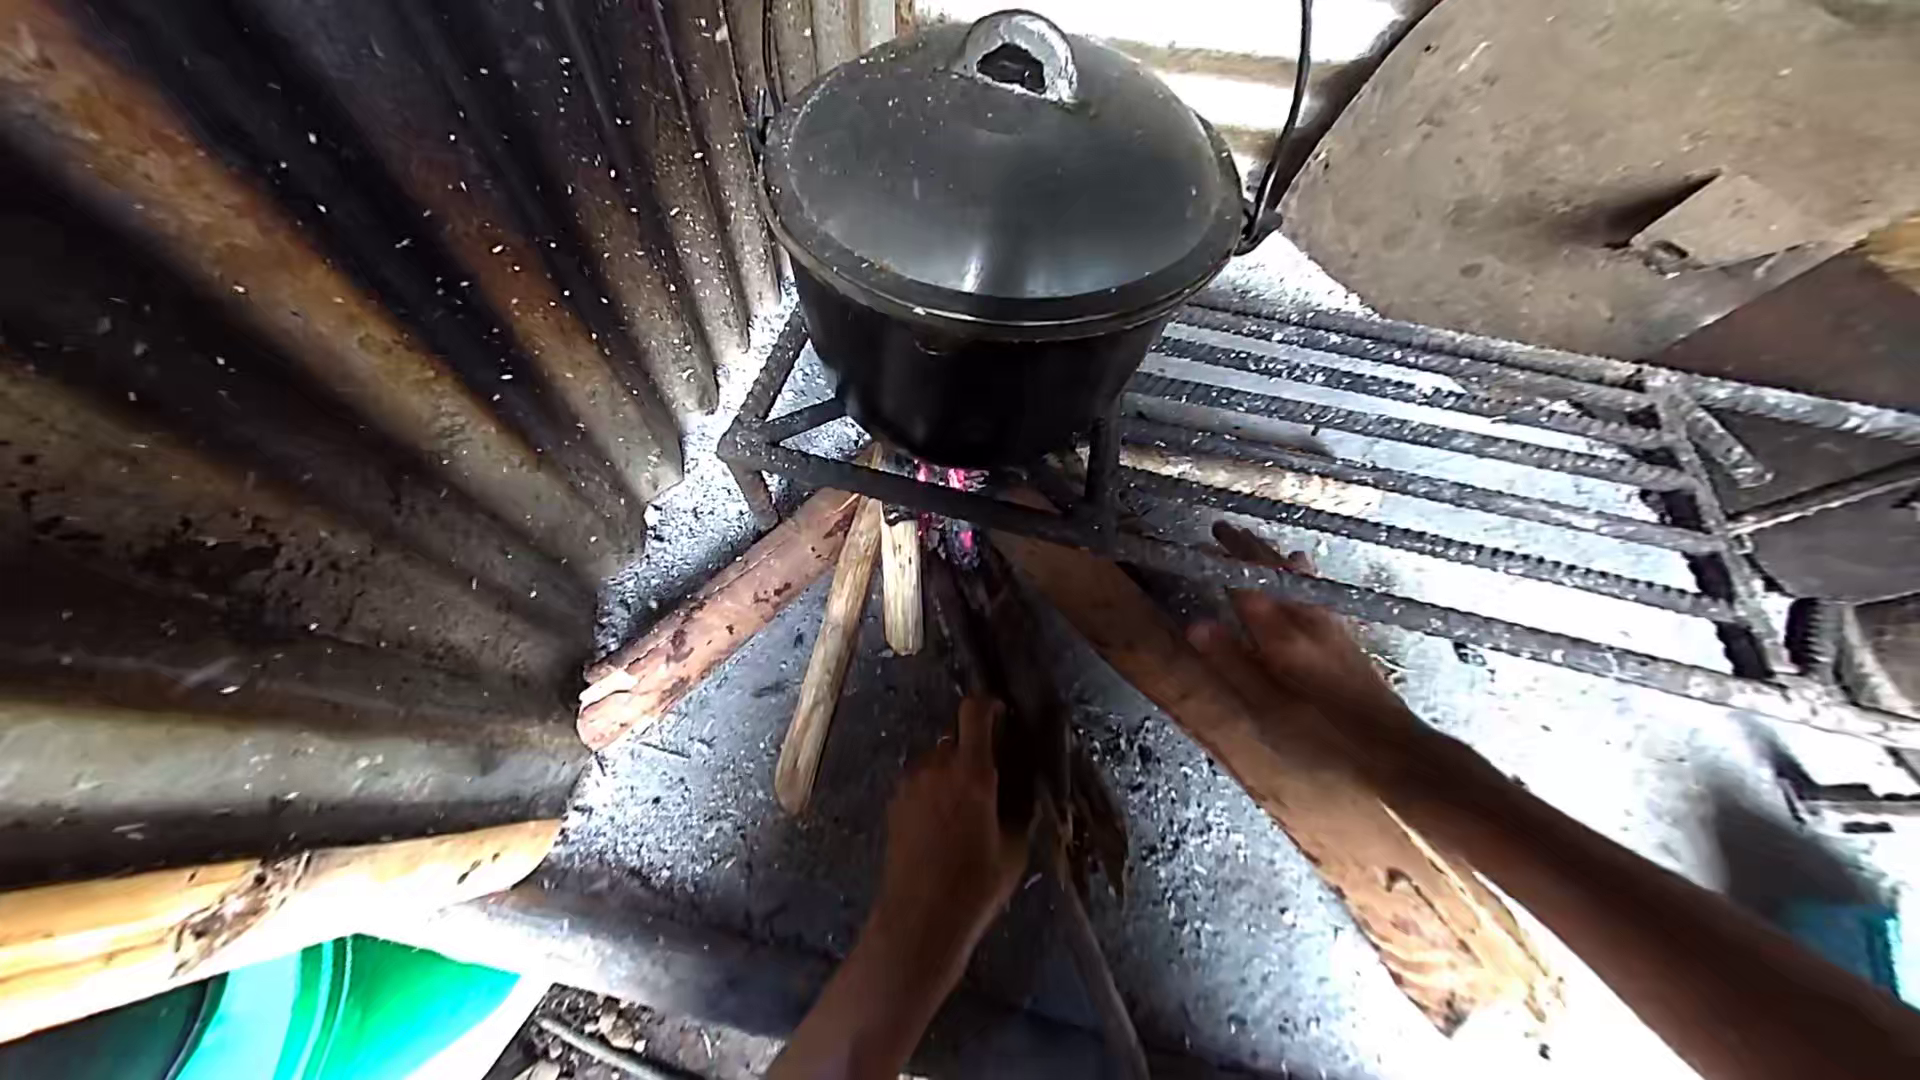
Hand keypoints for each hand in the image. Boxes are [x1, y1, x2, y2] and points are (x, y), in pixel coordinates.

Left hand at [869, 696, 1030, 965]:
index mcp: (971, 773)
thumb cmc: (975, 886)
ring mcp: (911, 782)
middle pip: (955, 737)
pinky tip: (938, 823)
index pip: (974, 712)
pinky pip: (919, 780)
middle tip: (985, 780)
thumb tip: (1019, 787)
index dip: (987, 704)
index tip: (1000, 714)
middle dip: (972, 749)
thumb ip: (1016, 808)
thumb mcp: (1013, 848)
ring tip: (960, 809)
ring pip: (936, 759)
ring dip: (950, 770)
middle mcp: (937, 767)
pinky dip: (932, 788)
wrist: (919, 920)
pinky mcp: (895, 800)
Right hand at [1188, 522, 1485, 798]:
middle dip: (1248, 549)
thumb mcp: (1265, 706)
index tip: (1205, 541)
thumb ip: (1230, 663)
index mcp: (1281, 637)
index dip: (1225, 562)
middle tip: (1225, 529)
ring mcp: (1330, 628)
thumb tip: (1195, 625)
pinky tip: (1304, 571)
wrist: (1394, 752)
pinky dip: (1300, 574)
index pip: (1247, 586)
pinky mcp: (1345, 638)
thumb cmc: (1322, 734)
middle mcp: (1307, 623)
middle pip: (1274, 574)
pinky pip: (1315, 590)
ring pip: (1296, 578)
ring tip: (1258, 541)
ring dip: (1272, 557)